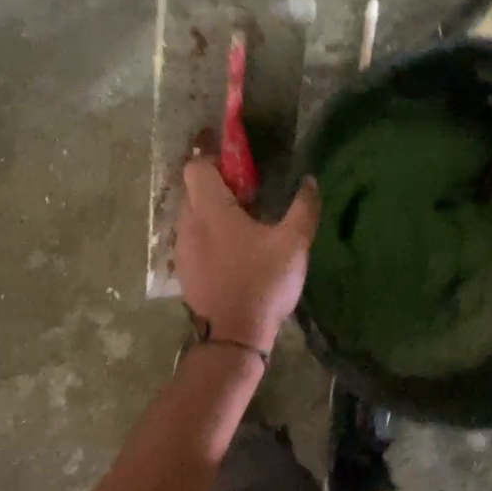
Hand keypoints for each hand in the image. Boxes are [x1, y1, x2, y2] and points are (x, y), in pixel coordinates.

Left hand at [177, 159, 319, 351]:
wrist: (234, 337)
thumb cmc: (262, 283)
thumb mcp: (294, 243)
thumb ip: (303, 207)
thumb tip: (309, 180)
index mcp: (211, 209)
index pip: (196, 166)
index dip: (211, 153)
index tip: (232, 154)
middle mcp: (189, 224)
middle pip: (193, 188)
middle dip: (216, 180)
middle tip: (246, 186)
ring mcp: (182, 249)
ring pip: (191, 213)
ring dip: (211, 207)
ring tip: (242, 217)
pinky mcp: (184, 270)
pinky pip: (192, 237)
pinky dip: (208, 231)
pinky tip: (233, 247)